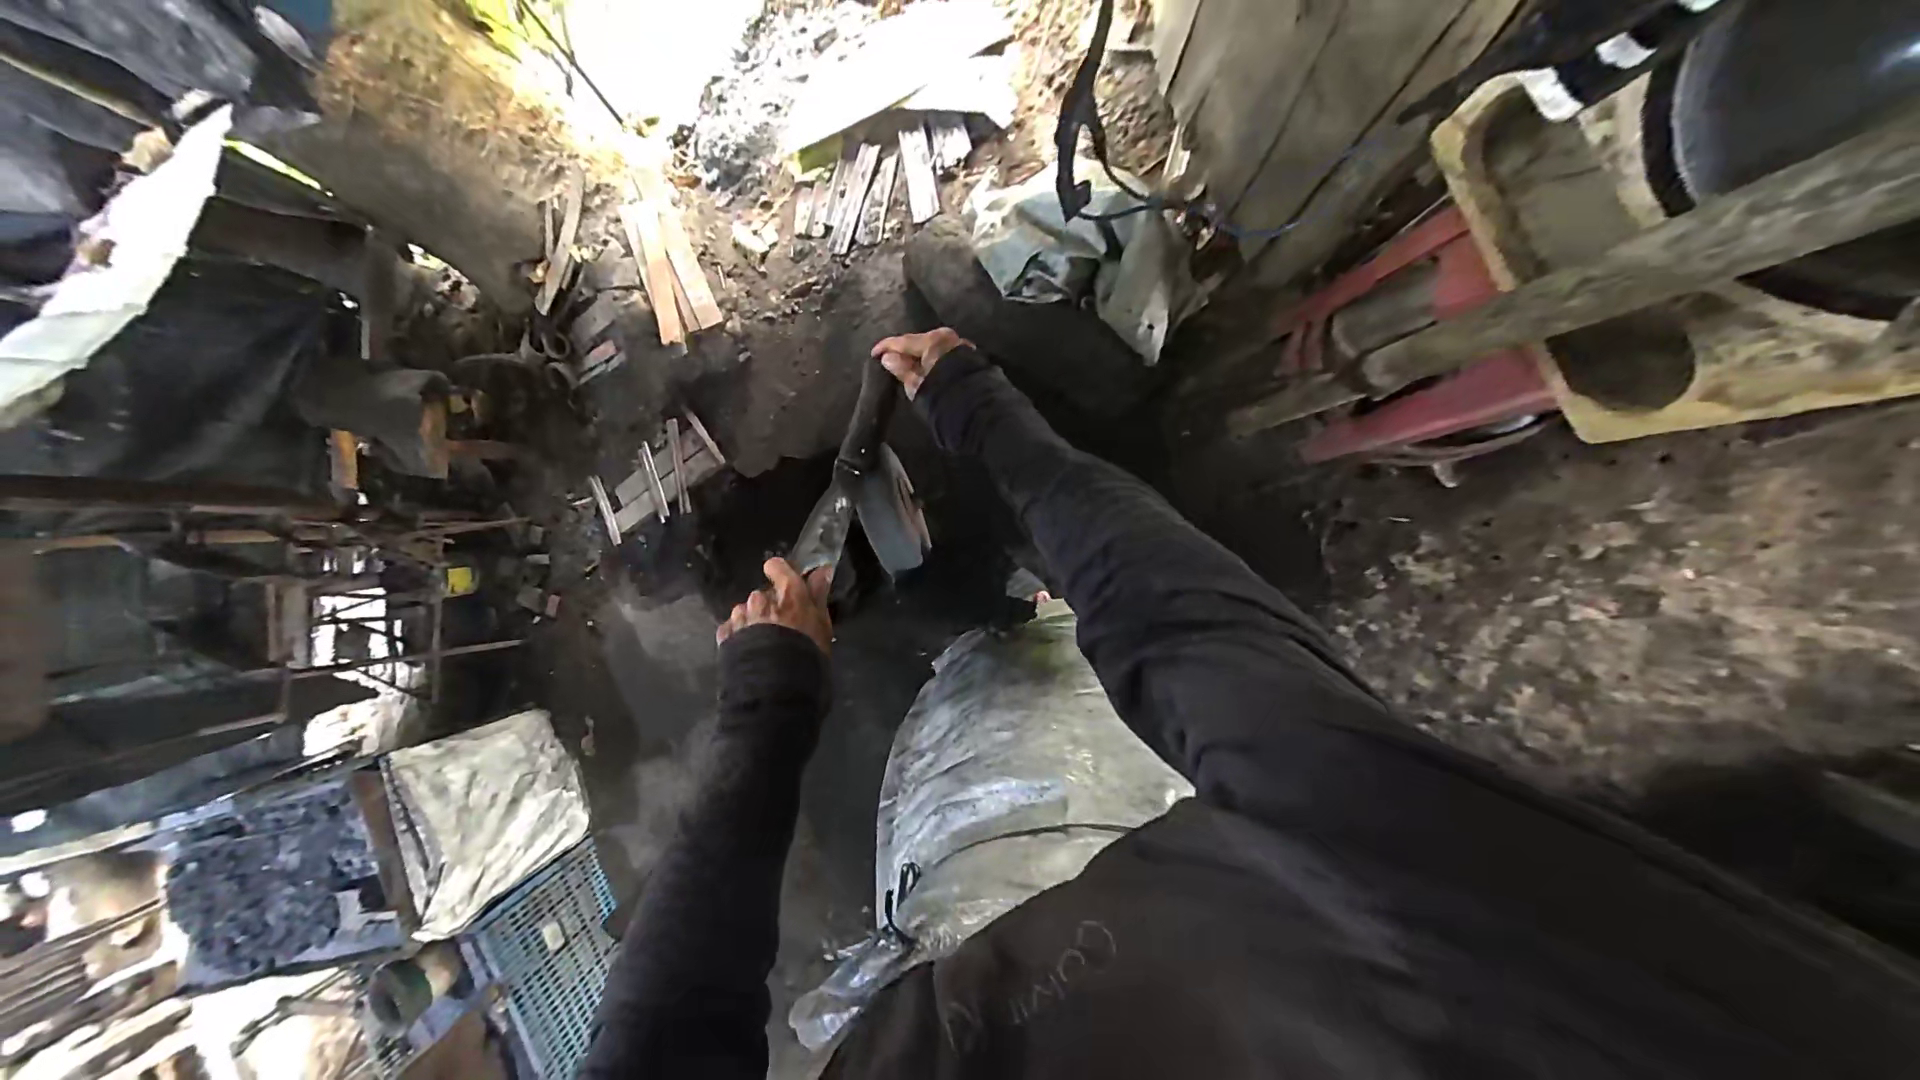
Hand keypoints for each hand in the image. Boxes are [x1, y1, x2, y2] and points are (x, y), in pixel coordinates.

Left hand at [716, 558, 834, 654]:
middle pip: (763, 593)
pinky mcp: (726, 635)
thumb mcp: (822, 624)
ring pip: (746, 610)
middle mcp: (760, 599)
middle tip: (780, 626)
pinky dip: (739, 634)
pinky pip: (732, 627)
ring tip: (763, 642)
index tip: (786, 585)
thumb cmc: (807, 652)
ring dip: (753, 620)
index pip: (776, 566)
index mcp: (787, 594)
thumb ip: (819, 594)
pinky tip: (749, 649)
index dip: (780, 573)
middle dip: (770, 605)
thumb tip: (821, 570)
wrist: (777, 687)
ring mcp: (741, 617)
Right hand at [871, 328, 969, 399]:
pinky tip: (927, 368)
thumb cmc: (943, 395)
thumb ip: (901, 369)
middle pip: (919, 342)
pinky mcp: (969, 357)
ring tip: (907, 366)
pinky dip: (933, 360)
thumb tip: (888, 357)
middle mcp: (947, 338)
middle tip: (890, 360)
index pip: (903, 341)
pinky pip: (944, 354)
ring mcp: (960, 346)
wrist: (977, 408)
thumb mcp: (917, 385)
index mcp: (933, 341)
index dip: (886, 347)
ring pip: (933, 348)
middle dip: (904, 351)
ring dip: (920, 356)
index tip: (874, 353)